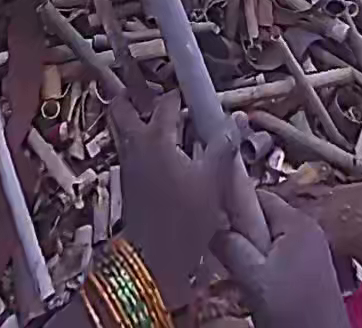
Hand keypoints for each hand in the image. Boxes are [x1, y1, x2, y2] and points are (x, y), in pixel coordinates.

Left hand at [110, 91, 236, 301]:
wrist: (151, 266)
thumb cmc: (183, 221)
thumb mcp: (211, 182)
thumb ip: (223, 146)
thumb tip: (238, 118)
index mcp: (156, 136)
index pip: (167, 100)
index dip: (183, 94)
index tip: (198, 96)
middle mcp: (136, 144)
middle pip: (123, 107)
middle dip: (136, 96)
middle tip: (159, 96)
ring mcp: (128, 163)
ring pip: (123, 128)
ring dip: (138, 118)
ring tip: (166, 122)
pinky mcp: (128, 182)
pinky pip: (130, 148)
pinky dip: (143, 141)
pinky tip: (167, 154)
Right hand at [211, 192, 349, 327]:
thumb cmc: (291, 310)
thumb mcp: (254, 279)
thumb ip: (231, 247)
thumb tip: (214, 229)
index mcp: (297, 221)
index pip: (259, 196)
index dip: (236, 208)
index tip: (220, 227)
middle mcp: (309, 228)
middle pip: (266, 218)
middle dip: (247, 235)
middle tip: (232, 258)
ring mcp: (314, 250)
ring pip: (274, 240)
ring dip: (257, 254)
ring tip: (248, 277)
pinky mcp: (316, 271)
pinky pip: (284, 256)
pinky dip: (270, 266)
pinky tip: (264, 289)